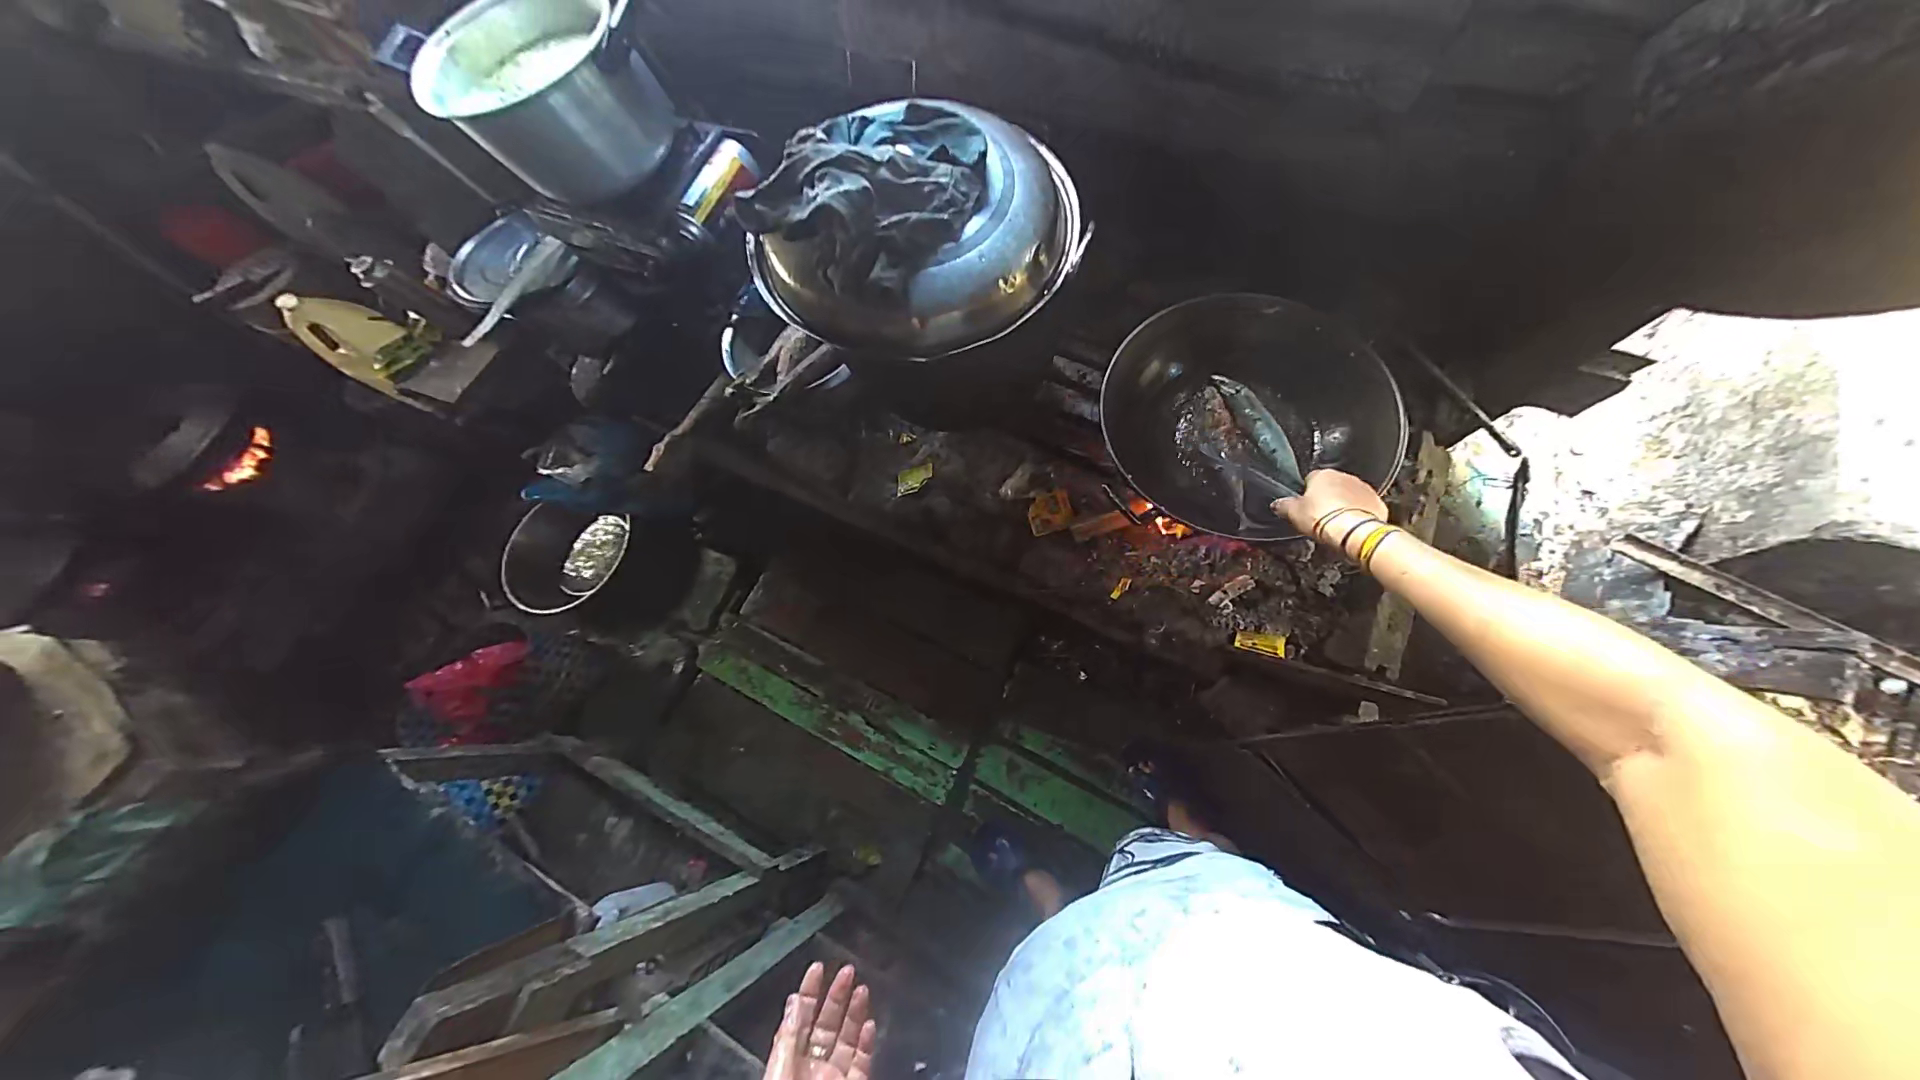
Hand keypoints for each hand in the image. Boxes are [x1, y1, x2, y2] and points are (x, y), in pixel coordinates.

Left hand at [762, 962, 875, 1079]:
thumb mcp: (779, 1069)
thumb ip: (789, 1037)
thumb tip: (794, 999)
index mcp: (790, 1059)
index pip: (801, 1018)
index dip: (810, 991)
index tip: (818, 966)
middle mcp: (812, 1064)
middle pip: (827, 1024)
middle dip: (837, 995)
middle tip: (847, 970)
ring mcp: (833, 1076)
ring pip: (847, 1039)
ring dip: (855, 1013)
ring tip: (862, 989)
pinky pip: (862, 1062)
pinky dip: (867, 1044)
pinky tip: (870, 1025)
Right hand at [1273, 469, 1387, 548]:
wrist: (1352, 531)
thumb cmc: (1323, 518)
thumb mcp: (1293, 512)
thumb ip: (1283, 505)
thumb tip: (1277, 504)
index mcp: (1323, 474)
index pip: (1310, 479)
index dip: (1306, 493)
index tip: (1304, 507)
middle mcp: (1345, 477)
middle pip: (1332, 486)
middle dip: (1326, 499)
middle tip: (1318, 517)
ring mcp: (1363, 489)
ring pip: (1349, 496)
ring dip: (1343, 506)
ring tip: (1334, 524)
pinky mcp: (1377, 503)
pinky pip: (1364, 507)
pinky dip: (1357, 514)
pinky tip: (1349, 526)